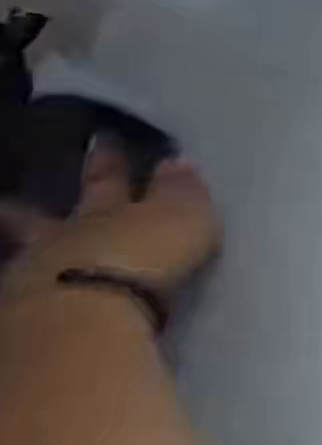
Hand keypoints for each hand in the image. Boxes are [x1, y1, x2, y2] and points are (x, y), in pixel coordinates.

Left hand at [1, 142, 220, 303]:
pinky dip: (36, 282)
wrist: (95, 307)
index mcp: (103, 211)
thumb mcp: (181, 216)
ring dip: (27, 243)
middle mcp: (66, 235)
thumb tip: (178, 159)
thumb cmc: (145, 251)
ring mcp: (44, 269)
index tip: (103, 137)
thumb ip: (181, 191)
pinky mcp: (37, 304)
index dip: (109, 160)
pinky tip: (37, 284)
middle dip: (30, 205)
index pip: (109, 180)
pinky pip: (34, 285)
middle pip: (44, 215)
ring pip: (31, 249)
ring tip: (20, 244)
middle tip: (8, 198)